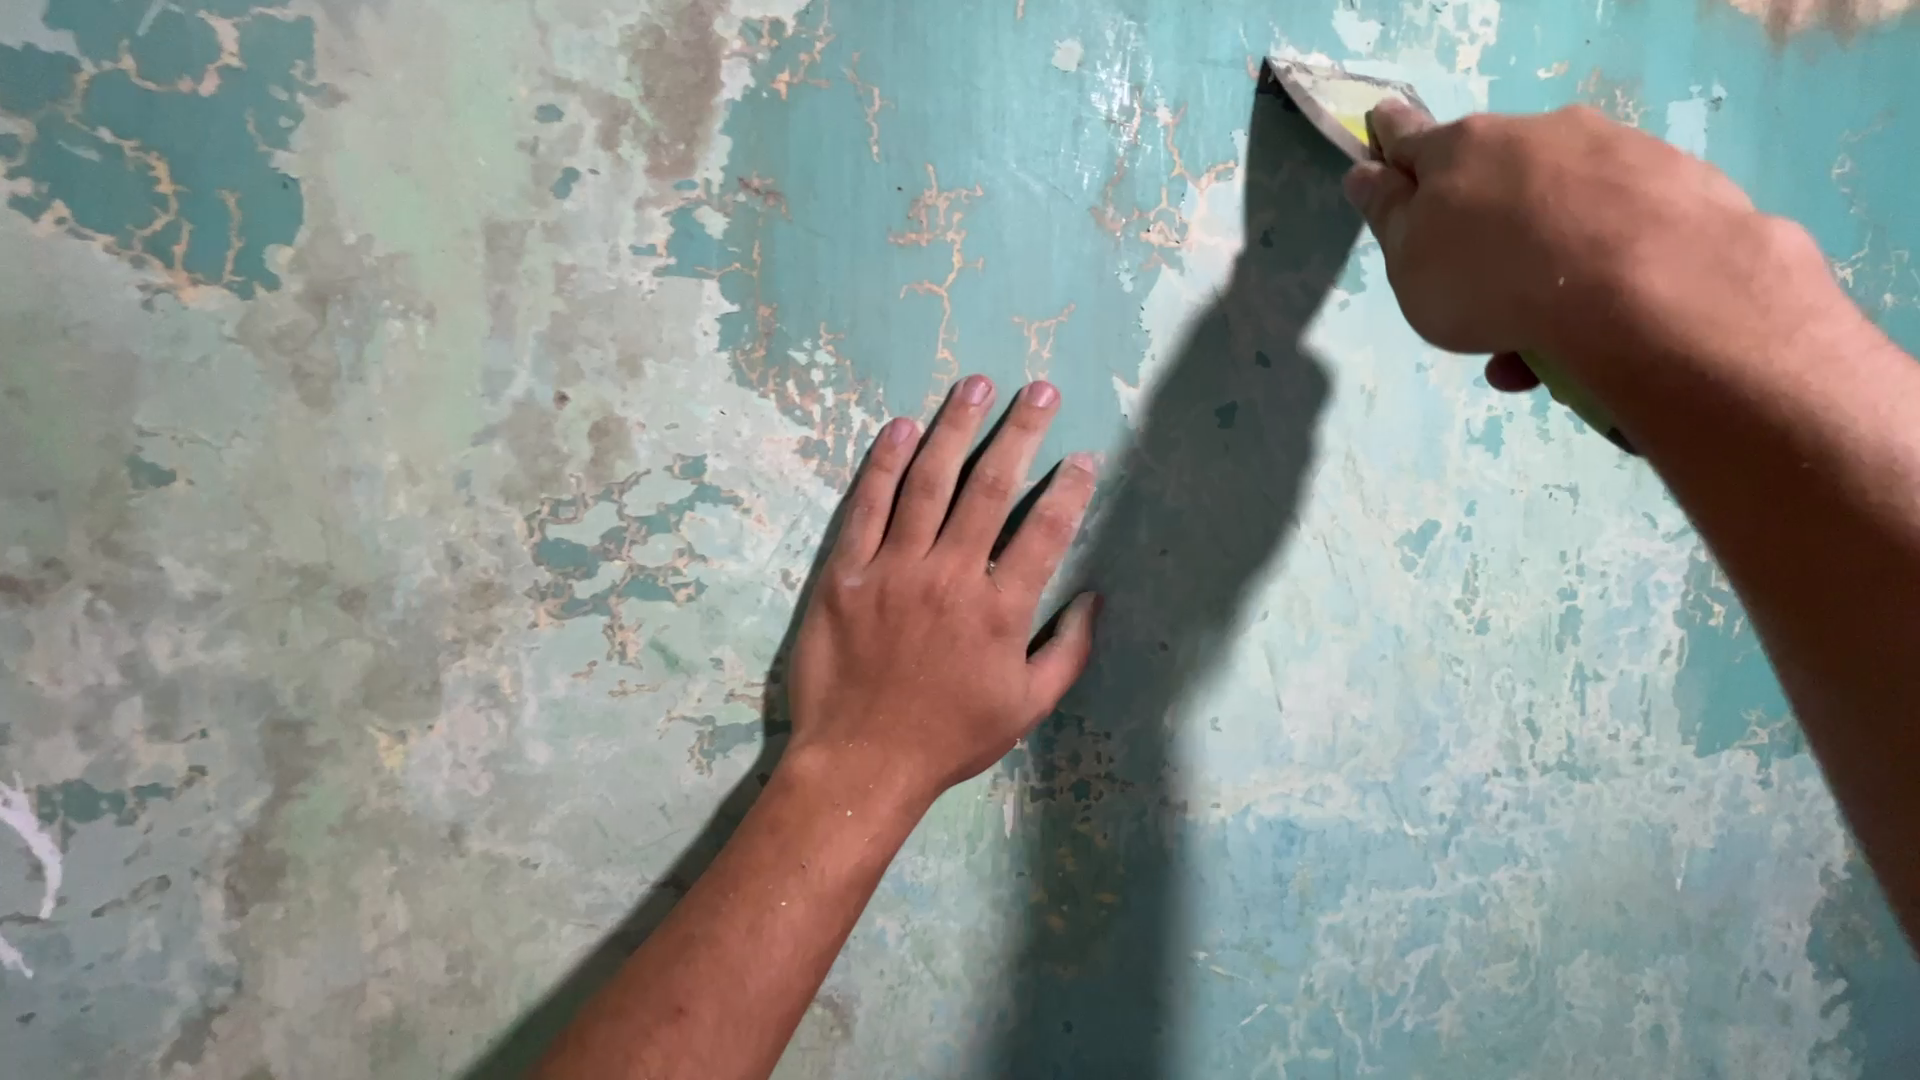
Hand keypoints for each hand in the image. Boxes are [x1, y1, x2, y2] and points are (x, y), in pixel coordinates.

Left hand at [785, 375, 1100, 804]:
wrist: (861, 761)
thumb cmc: (949, 738)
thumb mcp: (1026, 708)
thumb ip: (1069, 652)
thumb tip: (1097, 599)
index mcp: (1000, 610)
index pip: (1046, 531)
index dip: (1070, 487)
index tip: (1082, 455)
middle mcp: (950, 576)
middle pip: (991, 487)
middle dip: (1020, 431)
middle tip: (1040, 390)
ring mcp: (893, 569)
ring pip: (929, 482)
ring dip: (956, 428)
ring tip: (976, 385)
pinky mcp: (846, 573)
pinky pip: (867, 506)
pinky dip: (884, 463)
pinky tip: (903, 427)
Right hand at [1341, 101, 1831, 393]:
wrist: (1648, 293)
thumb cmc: (1494, 280)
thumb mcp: (1410, 262)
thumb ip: (1387, 215)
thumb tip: (1366, 173)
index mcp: (1461, 149)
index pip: (1409, 137)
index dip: (1389, 141)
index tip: (1379, 130)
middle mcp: (1537, 133)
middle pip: (1489, 180)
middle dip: (1473, 230)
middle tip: (1465, 298)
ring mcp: (1613, 152)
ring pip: (1552, 215)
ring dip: (1531, 271)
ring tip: (1524, 344)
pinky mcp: (1675, 183)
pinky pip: (1607, 235)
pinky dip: (1586, 279)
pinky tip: (1580, 337)